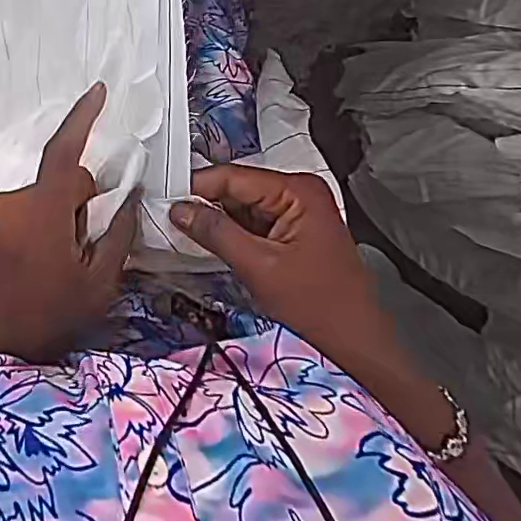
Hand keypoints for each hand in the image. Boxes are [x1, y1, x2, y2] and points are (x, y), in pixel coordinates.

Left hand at [0, 83, 139, 362]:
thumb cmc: (49, 317)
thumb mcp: (100, 282)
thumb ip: (119, 232)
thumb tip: (131, 196)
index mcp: (41, 213)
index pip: (65, 154)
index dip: (83, 119)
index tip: (98, 92)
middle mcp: (13, 201)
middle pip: (63, 177)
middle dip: (82, 199)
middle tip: (86, 241)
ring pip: (48, 189)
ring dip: (64, 209)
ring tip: (65, 252)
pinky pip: (31, 200)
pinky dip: (47, 214)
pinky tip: (47, 250)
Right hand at [168, 165, 393, 354]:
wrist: (357, 344)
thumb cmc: (318, 306)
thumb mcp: (259, 266)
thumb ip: (216, 232)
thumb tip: (180, 210)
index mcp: (298, 190)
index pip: (234, 177)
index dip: (197, 187)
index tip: (163, 199)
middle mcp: (299, 193)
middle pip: (238, 190)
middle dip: (205, 205)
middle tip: (170, 220)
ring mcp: (297, 212)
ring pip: (242, 208)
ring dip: (217, 221)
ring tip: (185, 234)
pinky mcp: (293, 232)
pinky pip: (253, 224)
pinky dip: (232, 234)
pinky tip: (211, 245)